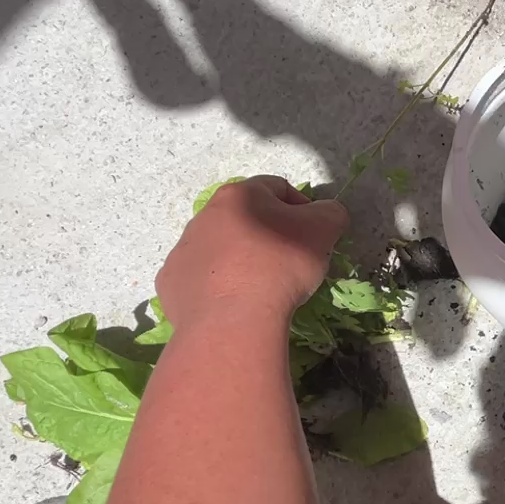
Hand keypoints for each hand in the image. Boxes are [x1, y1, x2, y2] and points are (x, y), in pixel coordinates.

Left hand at [156, 176, 348, 331]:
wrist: (234, 317)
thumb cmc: (281, 263)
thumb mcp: (325, 229)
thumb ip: (330, 212)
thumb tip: (324, 213)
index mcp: (240, 195)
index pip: (277, 187)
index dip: (302, 207)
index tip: (314, 233)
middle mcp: (205, 215)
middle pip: (246, 216)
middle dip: (270, 233)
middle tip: (291, 260)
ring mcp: (185, 248)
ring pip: (222, 246)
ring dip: (244, 258)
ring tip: (264, 286)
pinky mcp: (174, 281)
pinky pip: (204, 276)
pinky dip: (222, 284)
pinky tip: (239, 301)